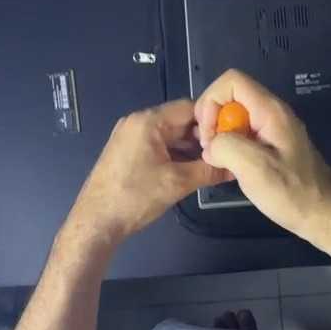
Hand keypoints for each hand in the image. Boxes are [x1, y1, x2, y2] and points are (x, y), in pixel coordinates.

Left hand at [67, 100, 227, 244]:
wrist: (96, 222)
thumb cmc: (134, 198)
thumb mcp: (177, 183)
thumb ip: (209, 171)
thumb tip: (234, 167)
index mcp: (147, 121)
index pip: (189, 107)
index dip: (213, 120)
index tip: (232, 135)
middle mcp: (136, 123)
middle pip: (179, 122)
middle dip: (202, 138)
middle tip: (226, 154)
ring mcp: (130, 138)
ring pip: (169, 137)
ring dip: (190, 150)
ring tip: (212, 165)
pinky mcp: (127, 154)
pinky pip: (158, 148)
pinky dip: (175, 157)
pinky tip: (191, 171)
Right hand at [195, 70, 330, 243]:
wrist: (323, 215)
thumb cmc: (292, 193)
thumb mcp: (254, 168)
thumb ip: (227, 146)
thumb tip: (212, 145)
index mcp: (271, 111)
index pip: (232, 81)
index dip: (211, 101)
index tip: (208, 133)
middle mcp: (272, 114)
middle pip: (231, 97)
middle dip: (213, 120)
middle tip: (210, 150)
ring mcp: (273, 130)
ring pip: (235, 118)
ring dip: (220, 136)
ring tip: (219, 161)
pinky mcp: (272, 147)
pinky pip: (244, 135)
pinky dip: (231, 147)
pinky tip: (232, 169)